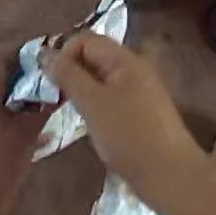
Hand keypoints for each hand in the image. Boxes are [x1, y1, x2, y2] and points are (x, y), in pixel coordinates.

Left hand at [0, 43, 52, 214]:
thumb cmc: (0, 164)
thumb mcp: (29, 129)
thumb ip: (45, 100)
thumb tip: (63, 82)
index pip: (6, 51)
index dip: (32, 50)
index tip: (58, 56)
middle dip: (27, 65)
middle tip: (54, 73)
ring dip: (21, 82)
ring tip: (49, 91)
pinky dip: (15, 98)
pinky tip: (36, 113)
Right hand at [46, 34, 204, 193]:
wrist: (169, 174)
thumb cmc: (128, 135)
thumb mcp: (93, 103)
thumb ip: (69, 76)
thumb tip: (46, 54)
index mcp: (125, 58)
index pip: (85, 39)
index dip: (64, 54)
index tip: (51, 83)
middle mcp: (135, 67)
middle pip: (94, 56)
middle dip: (71, 72)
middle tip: (55, 98)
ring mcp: (140, 88)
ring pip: (101, 78)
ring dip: (82, 89)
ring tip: (69, 110)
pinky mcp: (141, 110)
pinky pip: (111, 95)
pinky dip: (95, 103)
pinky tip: (90, 123)